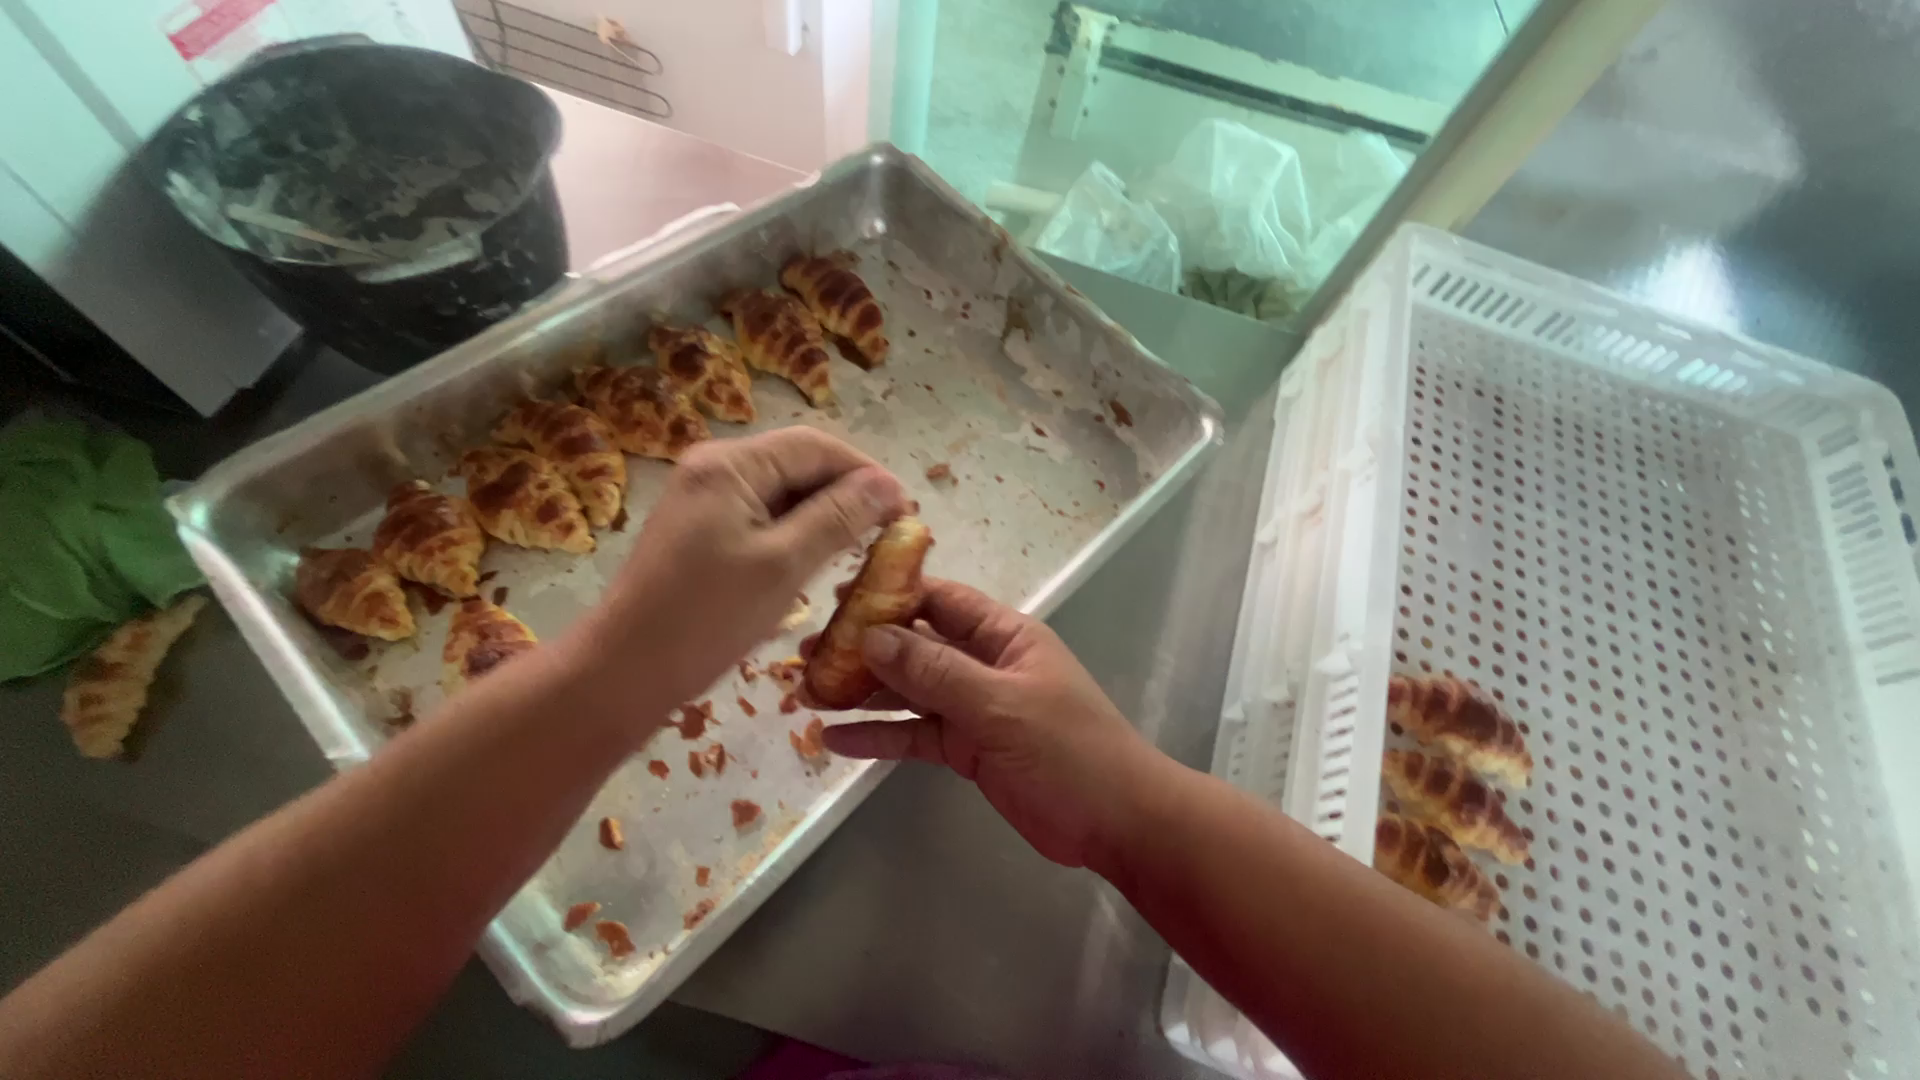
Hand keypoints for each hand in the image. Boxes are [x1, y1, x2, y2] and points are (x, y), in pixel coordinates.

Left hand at [567, 428, 906, 724]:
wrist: (622, 672)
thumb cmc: (707, 618)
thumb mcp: (784, 565)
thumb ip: (838, 517)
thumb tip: (888, 483)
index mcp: (731, 465)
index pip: (816, 447)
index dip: (867, 473)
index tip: (905, 511)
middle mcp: (714, 466)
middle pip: (798, 463)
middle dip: (847, 493)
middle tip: (887, 533)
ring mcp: (702, 496)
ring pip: (781, 490)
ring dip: (824, 513)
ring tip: (861, 548)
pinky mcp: (698, 527)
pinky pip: (760, 513)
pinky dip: (794, 530)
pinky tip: (815, 558)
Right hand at [820, 579, 1162, 868]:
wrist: (1114, 821)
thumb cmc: (1068, 749)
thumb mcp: (1000, 704)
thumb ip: (935, 670)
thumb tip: (873, 636)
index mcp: (1003, 636)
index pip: (940, 600)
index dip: (892, 595)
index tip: (839, 601)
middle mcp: (984, 664)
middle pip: (916, 645)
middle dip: (865, 647)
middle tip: (808, 653)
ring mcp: (973, 707)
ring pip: (909, 691)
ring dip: (863, 692)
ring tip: (807, 693)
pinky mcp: (966, 748)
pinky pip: (915, 734)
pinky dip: (881, 736)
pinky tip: (836, 741)